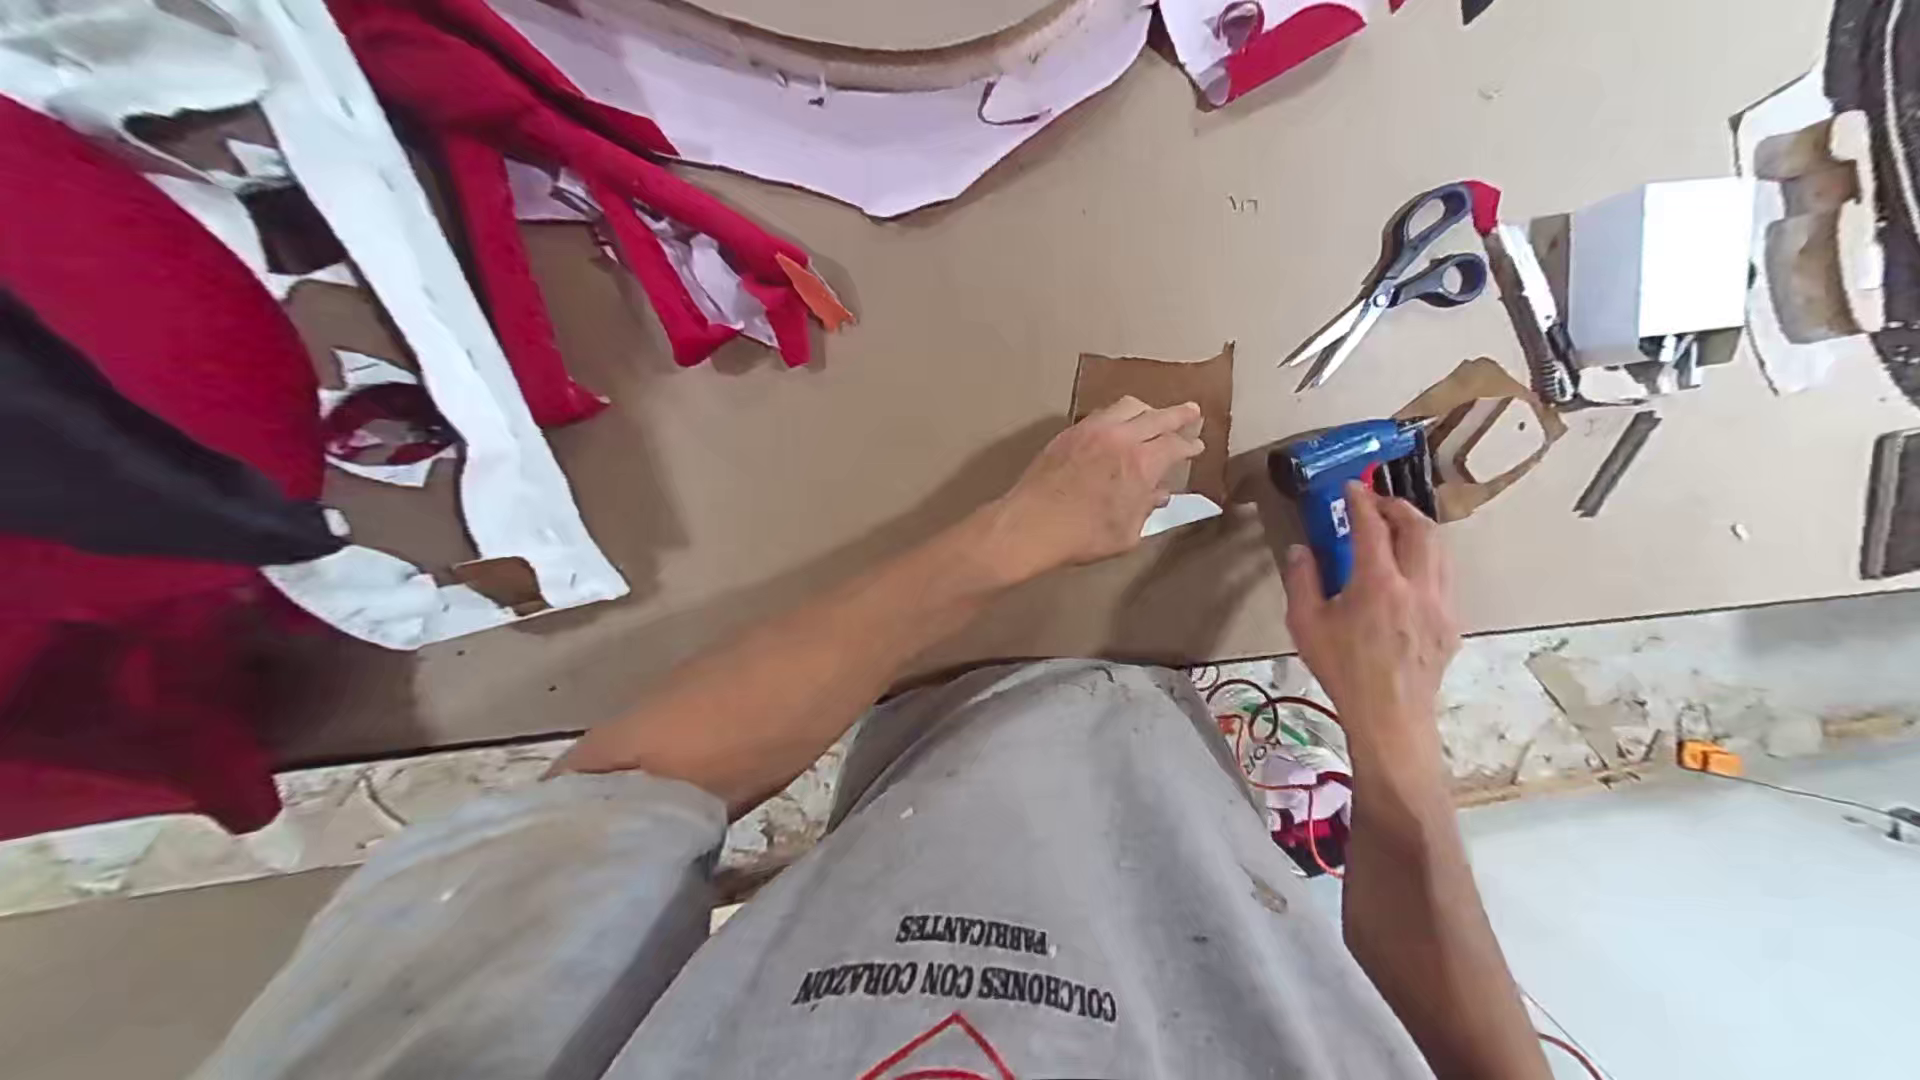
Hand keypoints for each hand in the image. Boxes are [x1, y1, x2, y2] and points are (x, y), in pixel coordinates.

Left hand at [975, 397, 1203, 584]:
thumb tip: (1158, 495)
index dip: (1189, 446)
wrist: (1030, 525)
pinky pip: (1101, 414)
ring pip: (1128, 406)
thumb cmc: (1082, 536)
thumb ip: (1146, 509)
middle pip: (1158, 415)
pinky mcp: (1069, 433)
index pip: (1176, 445)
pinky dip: (1118, 415)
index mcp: (1141, 462)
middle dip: (1180, 414)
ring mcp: (1092, 430)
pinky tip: (1118, 425)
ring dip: (1147, 409)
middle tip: (1192, 412)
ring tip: (1154, 415)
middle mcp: (1120, 438)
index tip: (1195, 447)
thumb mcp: (1127, 533)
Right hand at [1280, 482, 1458, 766]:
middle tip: (1377, 502)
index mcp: (1377, 584)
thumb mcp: (1305, 624)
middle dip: (1398, 507)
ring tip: (1396, 526)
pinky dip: (1426, 556)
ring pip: (1440, 549)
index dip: (1361, 501)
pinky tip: (1408, 568)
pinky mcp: (1451, 621)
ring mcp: (1441, 603)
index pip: (1372, 527)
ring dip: (1418, 529)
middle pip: (1420, 529)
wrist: (1389, 714)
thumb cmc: (1342, 669)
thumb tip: (1301, 550)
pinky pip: (1444, 575)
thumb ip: (1302, 580)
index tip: (1351, 487)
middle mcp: (1417, 586)